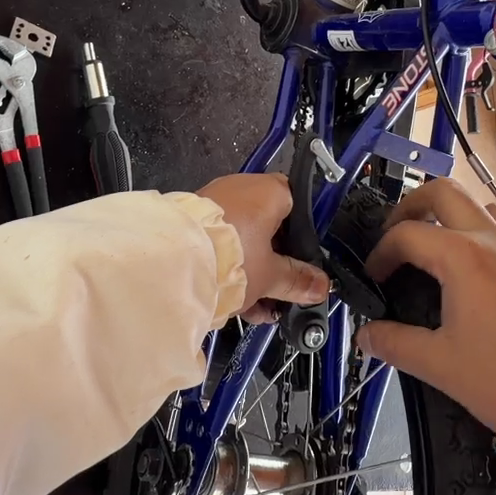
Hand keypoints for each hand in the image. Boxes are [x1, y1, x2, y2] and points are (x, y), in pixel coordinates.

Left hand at [198, 173, 329, 322]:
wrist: (174, 264)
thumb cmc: (236, 259)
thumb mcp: (272, 275)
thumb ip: (298, 280)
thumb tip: (322, 286)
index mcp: (269, 190)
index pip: (297, 202)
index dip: (302, 233)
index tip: (303, 262)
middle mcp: (243, 187)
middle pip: (269, 223)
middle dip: (276, 260)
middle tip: (283, 291)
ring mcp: (216, 202)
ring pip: (246, 237)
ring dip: (255, 269)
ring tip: (261, 307)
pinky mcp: (196, 220)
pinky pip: (224, 242)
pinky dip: (233, 267)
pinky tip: (239, 304)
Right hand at [356, 178, 495, 468]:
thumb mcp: (441, 366)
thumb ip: (395, 344)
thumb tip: (366, 335)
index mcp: (464, 257)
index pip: (407, 234)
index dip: (380, 253)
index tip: (372, 279)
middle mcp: (494, 241)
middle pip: (443, 192)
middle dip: (410, 207)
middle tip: (394, 237)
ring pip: (479, 204)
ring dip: (450, 213)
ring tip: (432, 247)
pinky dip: (480, 231)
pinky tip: (474, 270)